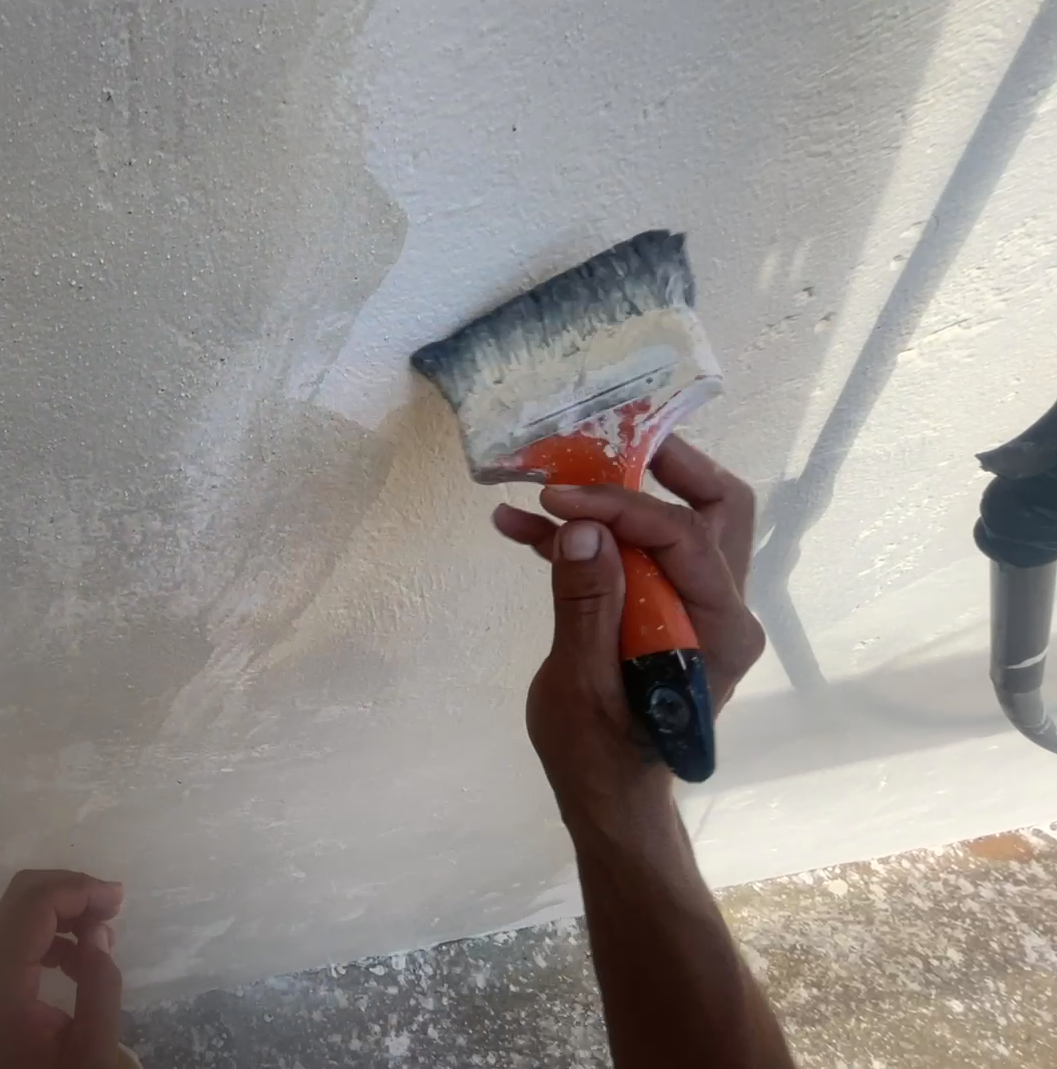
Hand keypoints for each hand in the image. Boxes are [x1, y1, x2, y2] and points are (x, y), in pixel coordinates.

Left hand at [0, 870, 124, 1068]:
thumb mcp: (91, 1054)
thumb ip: (100, 988)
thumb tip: (97, 932)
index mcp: (0, 980)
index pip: (35, 903)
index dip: (79, 889)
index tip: (119, 899)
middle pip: (23, 894)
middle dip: (72, 889)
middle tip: (112, 907)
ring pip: (21, 909)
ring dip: (65, 907)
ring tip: (104, 932)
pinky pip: (21, 934)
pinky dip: (54, 930)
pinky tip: (82, 955)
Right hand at [492, 437, 765, 826]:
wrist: (605, 794)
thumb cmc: (597, 751)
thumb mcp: (583, 684)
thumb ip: (588, 606)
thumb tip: (584, 530)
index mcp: (716, 627)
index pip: (680, 536)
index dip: (619, 506)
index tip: (556, 497)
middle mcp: (717, 606)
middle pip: (712, 510)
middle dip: (663, 467)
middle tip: (606, 441)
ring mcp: (687, 607)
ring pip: (670, 525)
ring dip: (610, 498)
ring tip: (540, 484)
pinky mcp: (653, 612)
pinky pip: (625, 558)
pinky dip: (580, 539)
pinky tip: (518, 530)